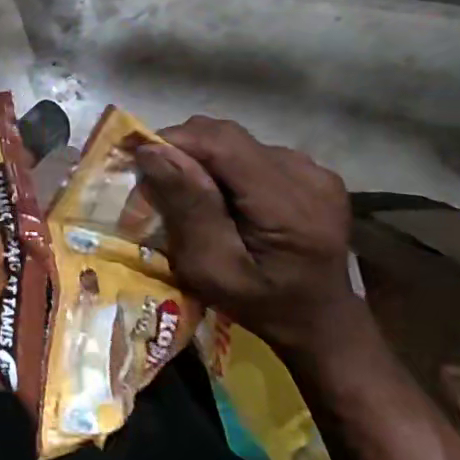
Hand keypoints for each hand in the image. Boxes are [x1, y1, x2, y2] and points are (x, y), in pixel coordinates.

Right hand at [134, 116, 363, 355]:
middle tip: (158, 180)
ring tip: (190, 190)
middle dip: (183, 148)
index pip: (221, 144)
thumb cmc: (259, 305)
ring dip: (202, 156)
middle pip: (226, 136)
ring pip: (235, 140)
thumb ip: (187, 207)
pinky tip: (223, 194)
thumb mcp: (210, 269)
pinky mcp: (311, 171)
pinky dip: (224, 164)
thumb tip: (151, 151)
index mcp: (289, 207)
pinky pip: (251, 150)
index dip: (174, 141)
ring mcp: (314, 171)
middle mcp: (307, 176)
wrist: (320, 323)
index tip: (139, 160)